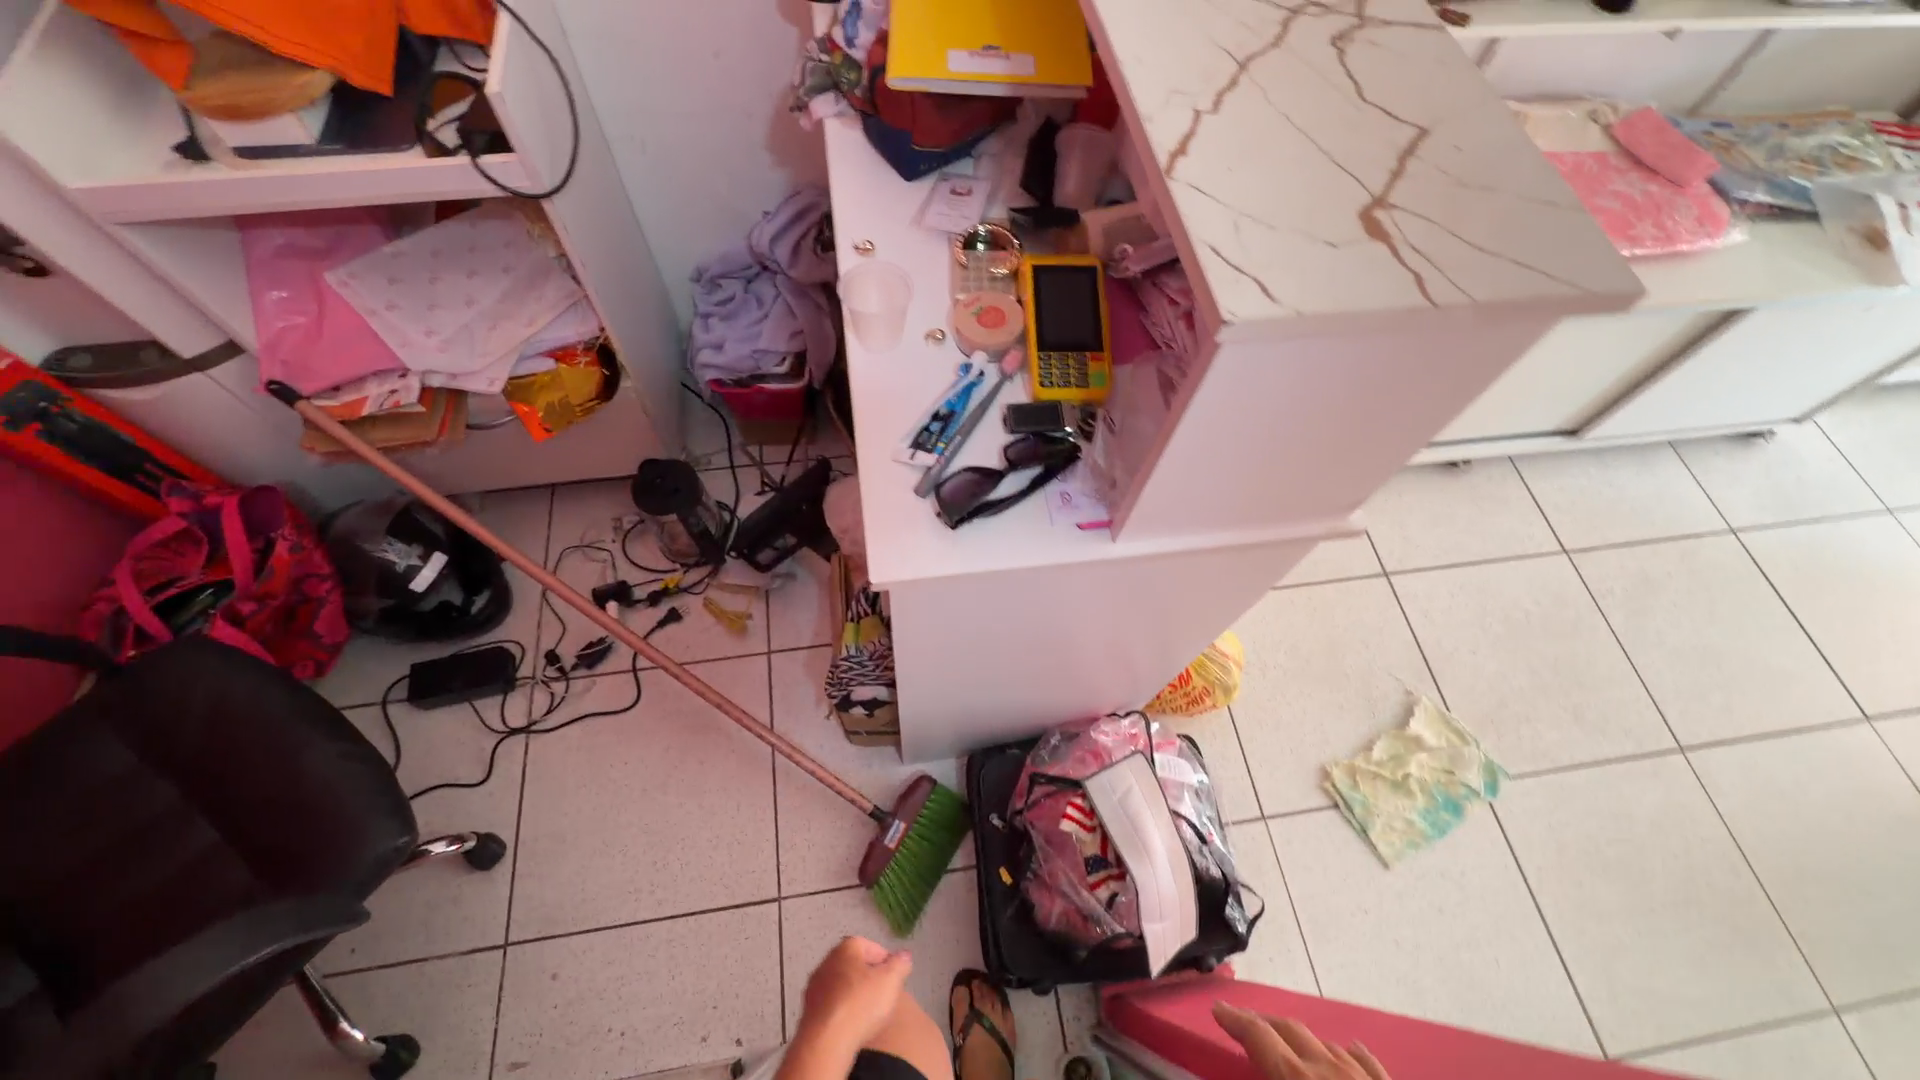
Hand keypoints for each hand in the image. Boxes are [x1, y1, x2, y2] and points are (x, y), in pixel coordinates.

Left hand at [794, 937, 914, 1052]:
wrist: (826, 1041)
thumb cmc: (861, 1004)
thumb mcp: (891, 981)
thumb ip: (900, 964)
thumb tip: (904, 955)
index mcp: (846, 948)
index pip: (869, 945)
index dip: (885, 959)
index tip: (895, 976)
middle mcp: (826, 962)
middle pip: (853, 964)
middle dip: (868, 976)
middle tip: (884, 991)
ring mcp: (814, 986)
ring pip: (840, 984)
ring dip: (853, 992)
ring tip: (868, 1010)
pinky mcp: (808, 1010)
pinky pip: (831, 1003)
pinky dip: (842, 1008)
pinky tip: (851, 1022)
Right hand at [1212, 1003, 1390, 1079]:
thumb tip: (1249, 1078)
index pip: (1258, 1037)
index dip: (1235, 1020)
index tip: (1218, 1009)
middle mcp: (1328, 1070)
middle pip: (1290, 1030)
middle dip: (1264, 1022)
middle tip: (1245, 1023)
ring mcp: (1365, 1079)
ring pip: (1326, 1043)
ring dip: (1302, 1040)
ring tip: (1290, 1046)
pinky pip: (1367, 1061)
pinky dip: (1349, 1052)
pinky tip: (1349, 1049)